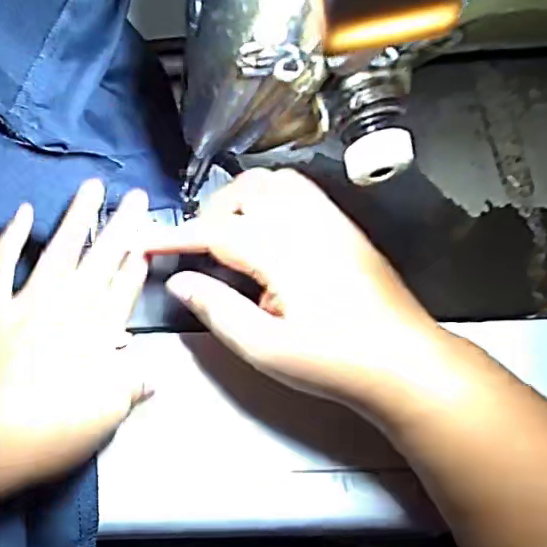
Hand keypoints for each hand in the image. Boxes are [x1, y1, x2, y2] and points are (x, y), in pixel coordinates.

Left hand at [0, 180, 152, 496]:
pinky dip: (10, 239)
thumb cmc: (43, 435)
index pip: (122, 295)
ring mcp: (23, 305)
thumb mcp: (100, 420)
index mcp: (94, 338)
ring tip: (92, 187)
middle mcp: (63, 312)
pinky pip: (0, 266)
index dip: (135, 269)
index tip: (147, 242)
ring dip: (76, 219)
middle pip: (97, 264)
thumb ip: (128, 390)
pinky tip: (23, 213)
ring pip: (56, 253)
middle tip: (136, 196)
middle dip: (119, 230)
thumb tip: (151, 374)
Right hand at [140, 168, 496, 425]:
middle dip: (207, 214)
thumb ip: (216, 309)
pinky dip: (266, 200)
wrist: (403, 362)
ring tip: (222, 236)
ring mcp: (331, 220)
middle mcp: (309, 223)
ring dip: (238, 201)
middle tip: (189, 250)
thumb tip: (180, 282)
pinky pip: (298, 192)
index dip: (174, 236)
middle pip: (243, 192)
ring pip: (272, 183)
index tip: (143, 242)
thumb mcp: (264, 348)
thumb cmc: (333, 362)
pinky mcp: (344, 227)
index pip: (216, 231)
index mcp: (284, 252)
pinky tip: (261, 233)